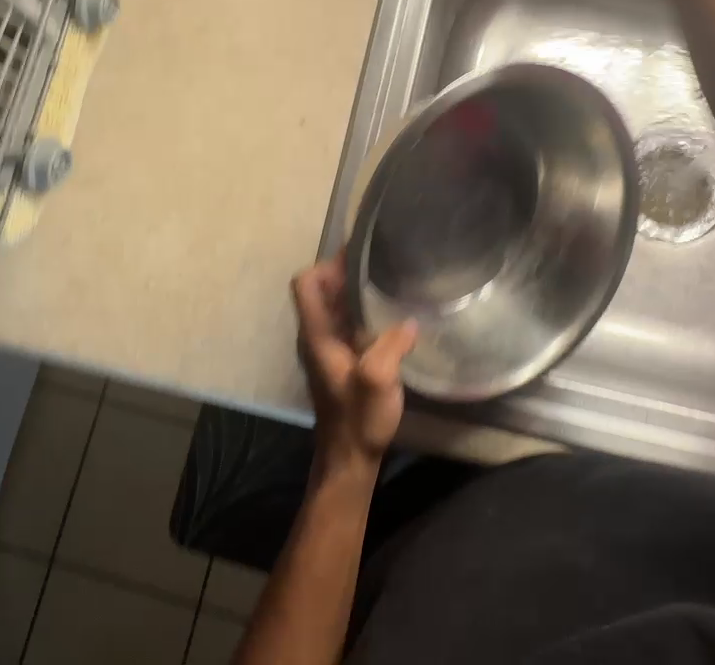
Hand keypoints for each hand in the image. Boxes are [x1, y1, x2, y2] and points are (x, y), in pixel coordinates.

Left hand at [292, 258, 418, 468]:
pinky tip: (391, 311)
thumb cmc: (359, 420)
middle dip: (345, 270)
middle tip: (382, 260)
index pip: (305, 284)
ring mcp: (326, 348)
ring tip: (389, 277)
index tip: (359, 255)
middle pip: (320, 289)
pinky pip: (345, 321)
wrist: (349, 458)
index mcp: (317, 335)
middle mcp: (316, 336)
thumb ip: (390, 347)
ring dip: (354, 289)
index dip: (327, 264)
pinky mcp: (340, 358)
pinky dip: (362, 308)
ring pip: (333, 304)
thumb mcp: (378, 382)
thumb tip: (408, 323)